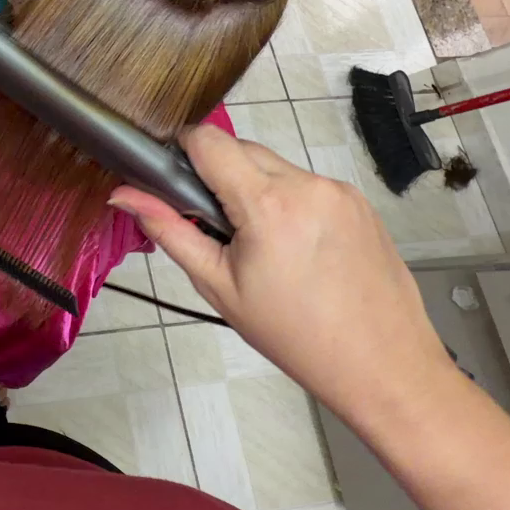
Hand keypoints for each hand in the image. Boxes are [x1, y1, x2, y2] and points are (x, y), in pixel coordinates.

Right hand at [109, 125, 455, 421]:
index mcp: (267, 204)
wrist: (387, 370)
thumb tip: (122, 193)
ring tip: (263, 242)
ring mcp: (339, 190)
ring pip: (272, 164)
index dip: (183, 151)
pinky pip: (305, 182)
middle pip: (239, 148)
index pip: (207, 139)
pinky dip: (288, 200)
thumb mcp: (218, 285)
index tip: (179, 183)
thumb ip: (167, 229)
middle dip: (219, 174)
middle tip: (219, 225)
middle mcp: (307, 185)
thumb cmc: (297, 336)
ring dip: (254, 186)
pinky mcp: (359, 201)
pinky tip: (295, 245)